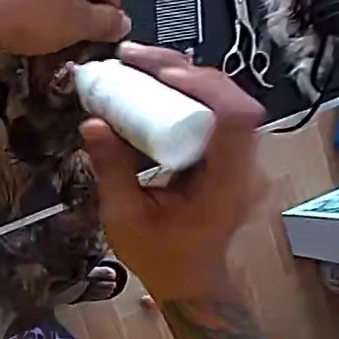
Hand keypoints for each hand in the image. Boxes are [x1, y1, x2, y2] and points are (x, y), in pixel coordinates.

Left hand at [0, 0, 130, 55]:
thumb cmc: (23, 9)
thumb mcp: (76, 24)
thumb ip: (106, 23)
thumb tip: (119, 23)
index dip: (109, 14)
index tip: (104, 35)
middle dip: (82, 6)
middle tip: (77, 36)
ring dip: (60, 4)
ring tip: (50, 31)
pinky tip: (29, 19)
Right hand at [82, 43, 265, 301]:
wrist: (190, 279)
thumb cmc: (161, 257)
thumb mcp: (125, 218)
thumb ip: (111, 170)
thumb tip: (92, 123)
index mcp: (225, 186)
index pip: (234, 120)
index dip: (202, 87)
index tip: (159, 74)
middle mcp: (245, 168)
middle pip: (232, 99)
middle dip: (185, 71)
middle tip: (137, 60)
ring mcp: (244, 160)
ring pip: (227, 99)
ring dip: (187, 77)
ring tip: (142, 68)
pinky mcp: (233, 155)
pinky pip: (217, 111)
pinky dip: (189, 93)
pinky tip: (158, 86)